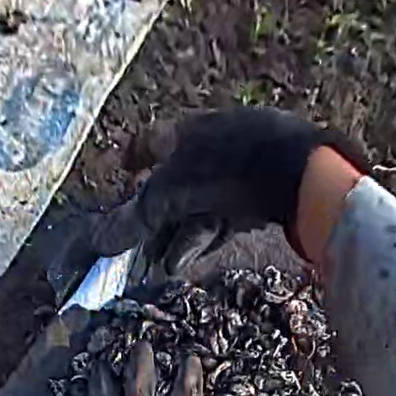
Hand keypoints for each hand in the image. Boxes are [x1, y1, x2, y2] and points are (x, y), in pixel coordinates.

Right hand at [92, 108, 363, 274]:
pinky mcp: (258, 193)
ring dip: (175, 236)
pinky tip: (189, 258)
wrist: (299, 173)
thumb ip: (132, 220)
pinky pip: (221, 216)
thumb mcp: (169, 196)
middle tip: (138, 246)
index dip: (132, 159)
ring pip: (195, 205)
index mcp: (185, 131)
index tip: (122, 174)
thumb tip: (96, 240)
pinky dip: (203, 237)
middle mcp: (210, 144)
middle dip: (153, 218)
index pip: (148, 142)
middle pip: (171, 182)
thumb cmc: (224, 171)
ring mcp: (236, 168)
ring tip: (162, 265)